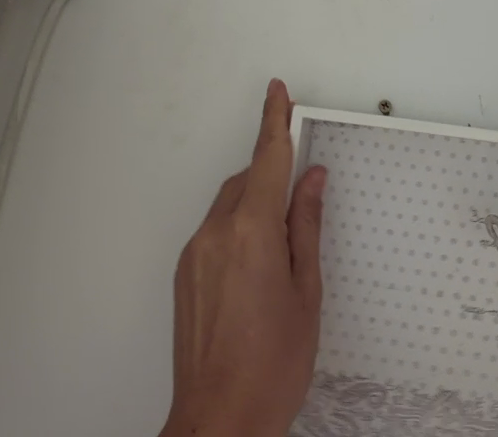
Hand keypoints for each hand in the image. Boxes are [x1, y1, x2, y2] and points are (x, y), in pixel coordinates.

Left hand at [161, 80, 325, 436]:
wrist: (219, 419)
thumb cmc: (271, 364)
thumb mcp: (306, 290)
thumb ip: (306, 225)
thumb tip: (312, 181)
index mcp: (253, 233)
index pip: (267, 159)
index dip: (274, 120)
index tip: (277, 93)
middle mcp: (216, 234)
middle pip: (248, 181)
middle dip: (272, 174)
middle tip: (301, 191)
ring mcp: (195, 253)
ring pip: (229, 204)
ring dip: (255, 204)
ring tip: (281, 249)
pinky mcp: (185, 272)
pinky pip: (214, 230)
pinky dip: (238, 228)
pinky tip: (256, 265)